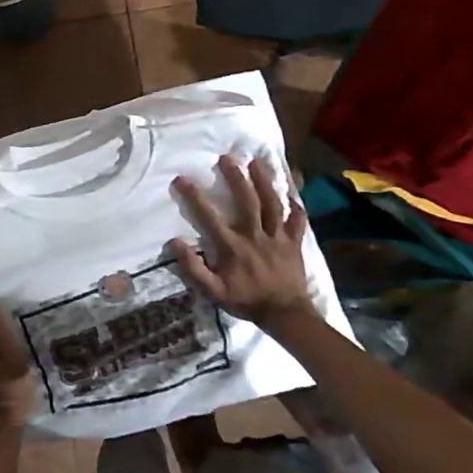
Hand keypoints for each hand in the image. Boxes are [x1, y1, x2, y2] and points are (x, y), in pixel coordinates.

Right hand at [171, 155, 316, 332]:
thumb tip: (175, 243)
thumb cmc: (247, 301)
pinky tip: (292, 194)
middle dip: (236, 177)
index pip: (210, 217)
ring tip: (258, 162)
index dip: (195, 197)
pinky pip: (297, 220)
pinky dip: (296, 206)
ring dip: (265, 181)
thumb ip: (194, 268)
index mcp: (233, 246)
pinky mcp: (294, 242)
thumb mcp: (214, 291)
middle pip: (247, 200)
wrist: (285, 314)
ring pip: (273, 203)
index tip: (182, 178)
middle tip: (227, 157)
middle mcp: (255, 235)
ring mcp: (278, 237)